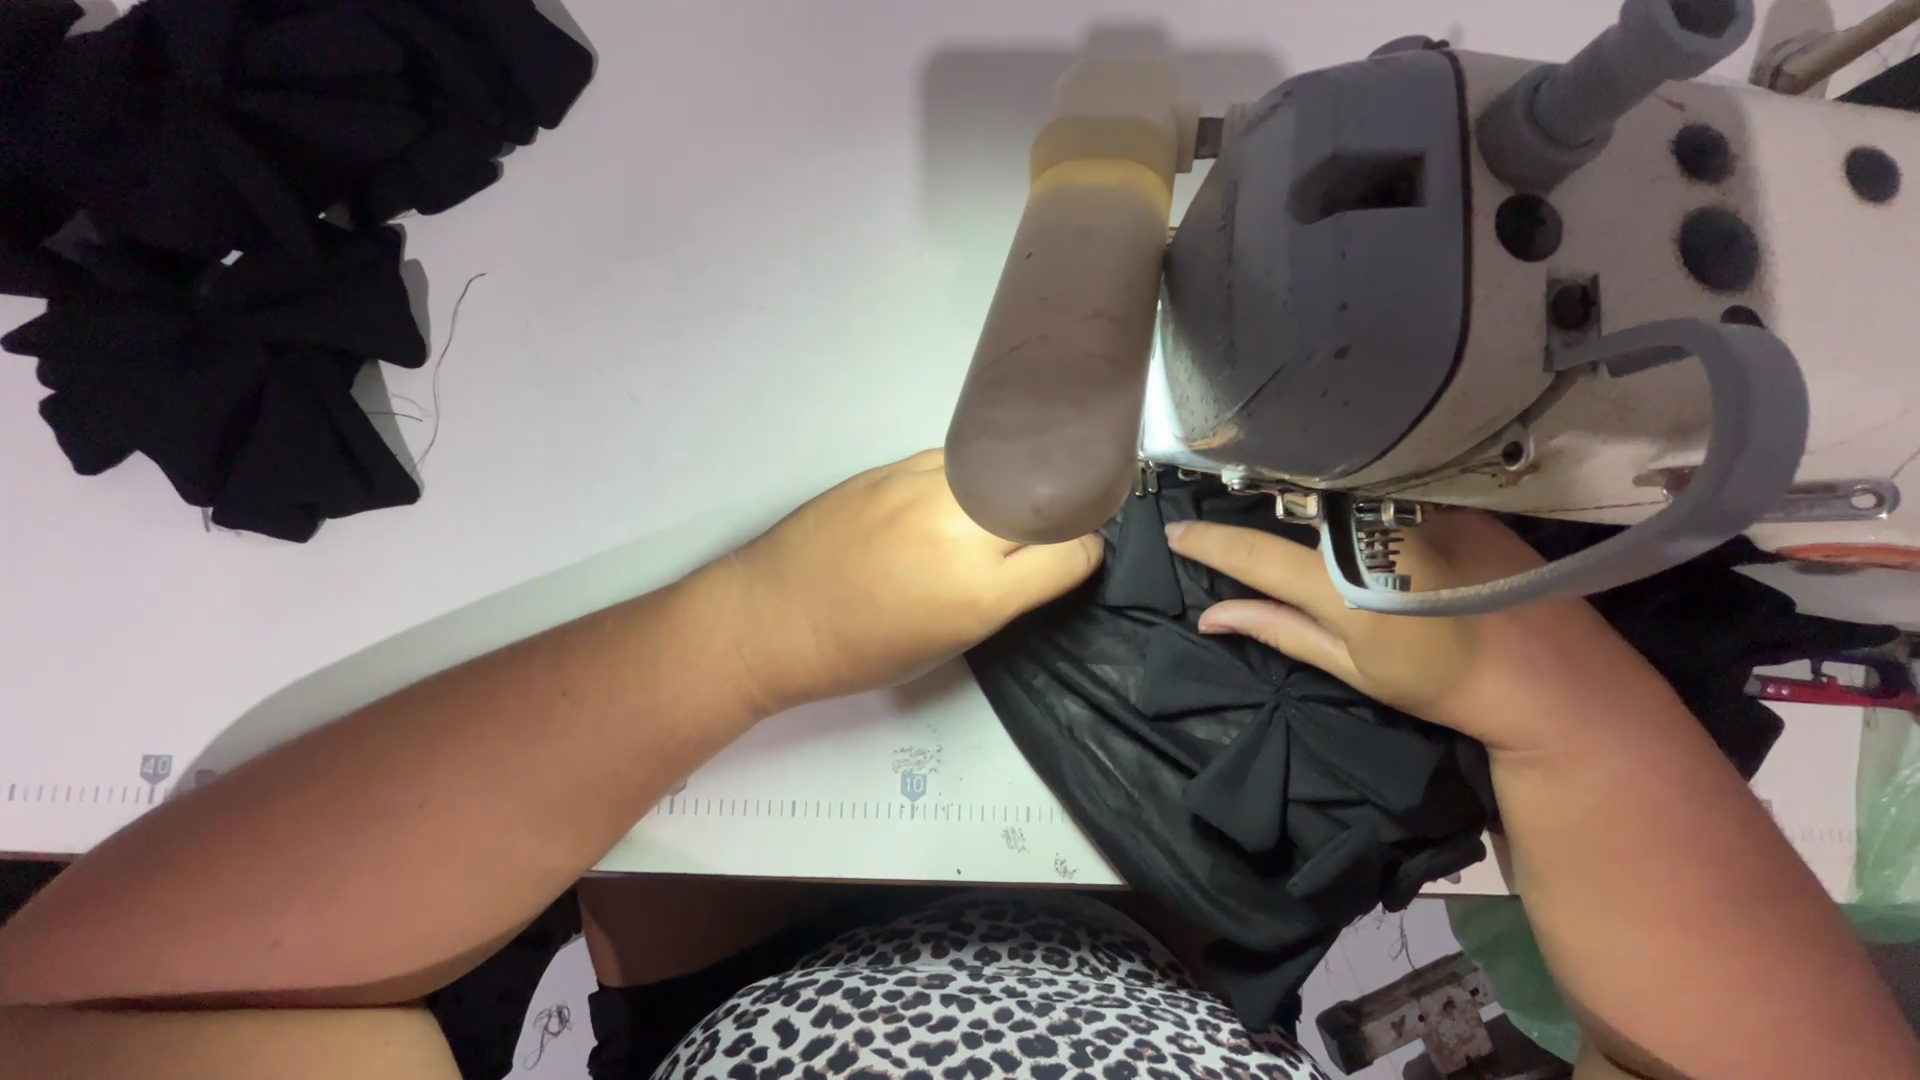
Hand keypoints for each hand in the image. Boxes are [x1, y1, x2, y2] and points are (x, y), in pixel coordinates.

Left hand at [711, 449, 1103, 713]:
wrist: (774, 615)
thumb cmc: (861, 651)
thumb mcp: (950, 641)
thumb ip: (1002, 595)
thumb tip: (1035, 558)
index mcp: (982, 592)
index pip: (1072, 553)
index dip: (1084, 552)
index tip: (1076, 552)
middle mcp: (964, 531)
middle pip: (1050, 498)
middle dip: (1064, 509)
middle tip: (1056, 518)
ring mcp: (927, 489)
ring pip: (1006, 466)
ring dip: (1019, 482)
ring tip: (1012, 495)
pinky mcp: (894, 466)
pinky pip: (958, 461)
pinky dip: (973, 474)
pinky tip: (961, 490)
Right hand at [1166, 511, 1680, 755]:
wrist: (1554, 675)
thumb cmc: (1442, 684)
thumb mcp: (1353, 668)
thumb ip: (1279, 631)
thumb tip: (1212, 617)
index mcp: (1341, 583)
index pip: (1252, 554)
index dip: (1207, 543)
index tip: (1175, 533)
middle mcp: (1371, 533)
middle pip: (1290, 511)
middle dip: (1254, 512)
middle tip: (1230, 516)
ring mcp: (1412, 509)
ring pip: (1336, 494)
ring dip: (1306, 502)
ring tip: (1291, 504)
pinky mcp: (1448, 499)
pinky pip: (1381, 490)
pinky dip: (1357, 500)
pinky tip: (1362, 511)